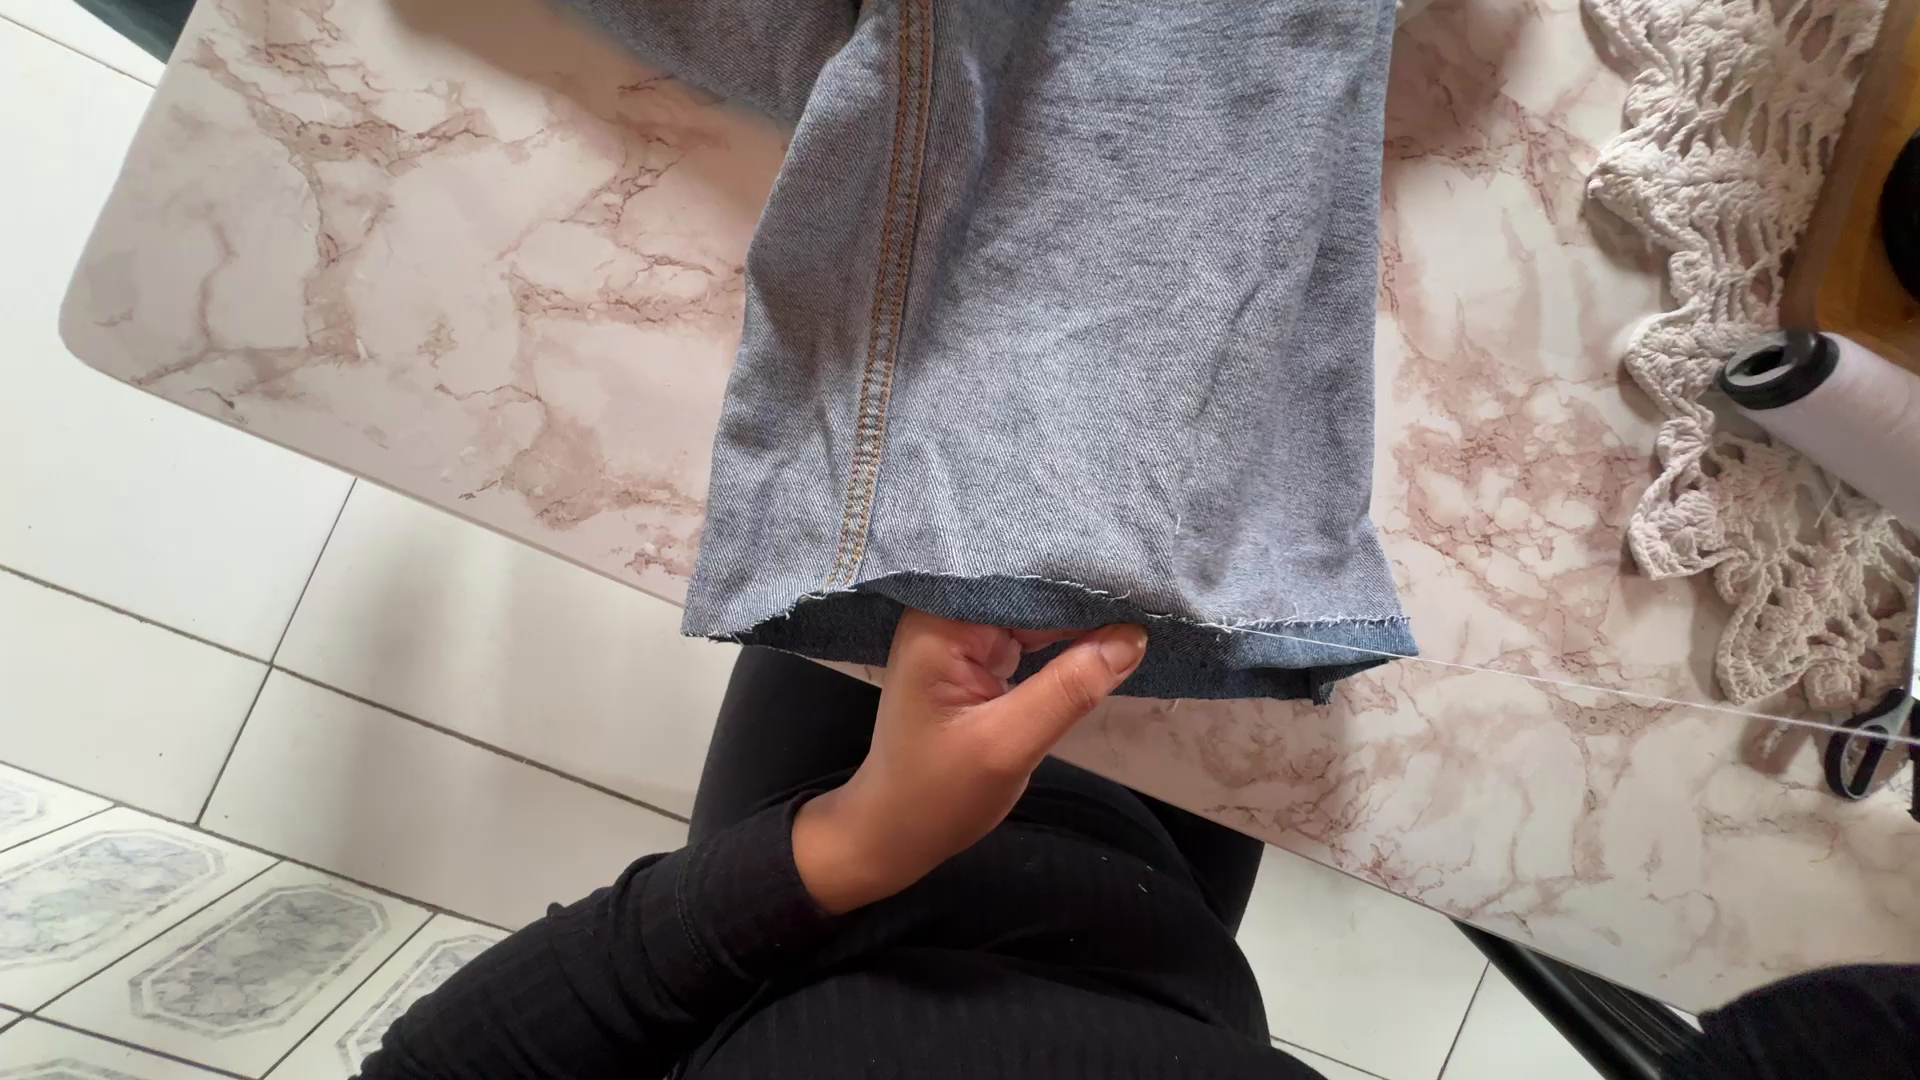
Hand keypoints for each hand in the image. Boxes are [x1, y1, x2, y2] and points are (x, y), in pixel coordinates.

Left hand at [791, 609, 1148, 913]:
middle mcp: (947, 615)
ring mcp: (960, 635)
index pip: (1017, 582)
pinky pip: (1028, 636)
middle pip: (1026, 591)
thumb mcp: (1008, 745)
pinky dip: (1064, 639)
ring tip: (1139, 601)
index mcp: (940, 622)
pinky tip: (1105, 631)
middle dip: (1082, 594)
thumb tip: (1133, 636)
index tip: (1135, 577)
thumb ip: (1068, 689)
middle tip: (1149, 586)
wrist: (893, 834)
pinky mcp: (974, 656)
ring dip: (1078, 616)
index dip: (1075, 580)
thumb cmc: (937, 796)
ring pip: (1032, 613)